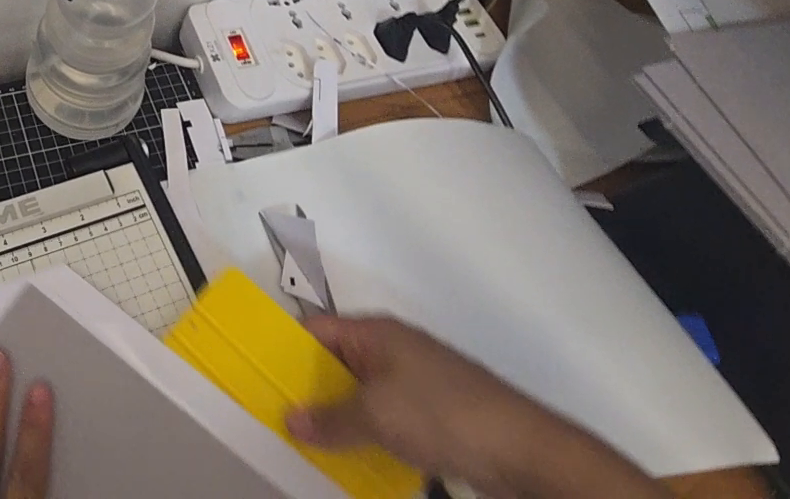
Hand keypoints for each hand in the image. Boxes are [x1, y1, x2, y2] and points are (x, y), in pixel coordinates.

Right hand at [286, 315, 669, 498]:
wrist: (527, 452)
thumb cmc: (442, 414)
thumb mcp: (376, 415)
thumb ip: (330, 419)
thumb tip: (290, 421)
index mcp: (376, 333)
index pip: (317, 329)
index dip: (287, 349)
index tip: (262, 376)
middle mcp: (394, 350)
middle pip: (338, 362)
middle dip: (311, 389)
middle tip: (281, 416)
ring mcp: (418, 381)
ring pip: (363, 394)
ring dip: (340, 417)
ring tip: (312, 443)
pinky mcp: (437, 414)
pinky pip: (388, 418)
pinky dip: (370, 435)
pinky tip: (358, 460)